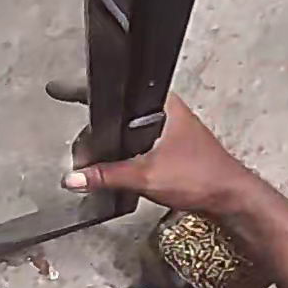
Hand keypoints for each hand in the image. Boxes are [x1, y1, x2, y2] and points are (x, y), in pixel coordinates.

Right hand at [55, 92, 264, 215]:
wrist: (229, 198)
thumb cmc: (199, 177)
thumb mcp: (145, 176)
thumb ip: (106, 175)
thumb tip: (73, 178)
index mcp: (160, 104)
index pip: (114, 93)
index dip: (83, 94)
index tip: (57, 90)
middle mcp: (164, 111)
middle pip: (114, 115)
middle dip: (94, 136)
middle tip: (81, 158)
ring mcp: (167, 129)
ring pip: (125, 132)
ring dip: (109, 148)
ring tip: (94, 166)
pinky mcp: (170, 146)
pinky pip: (136, 145)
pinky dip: (122, 156)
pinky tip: (115, 170)